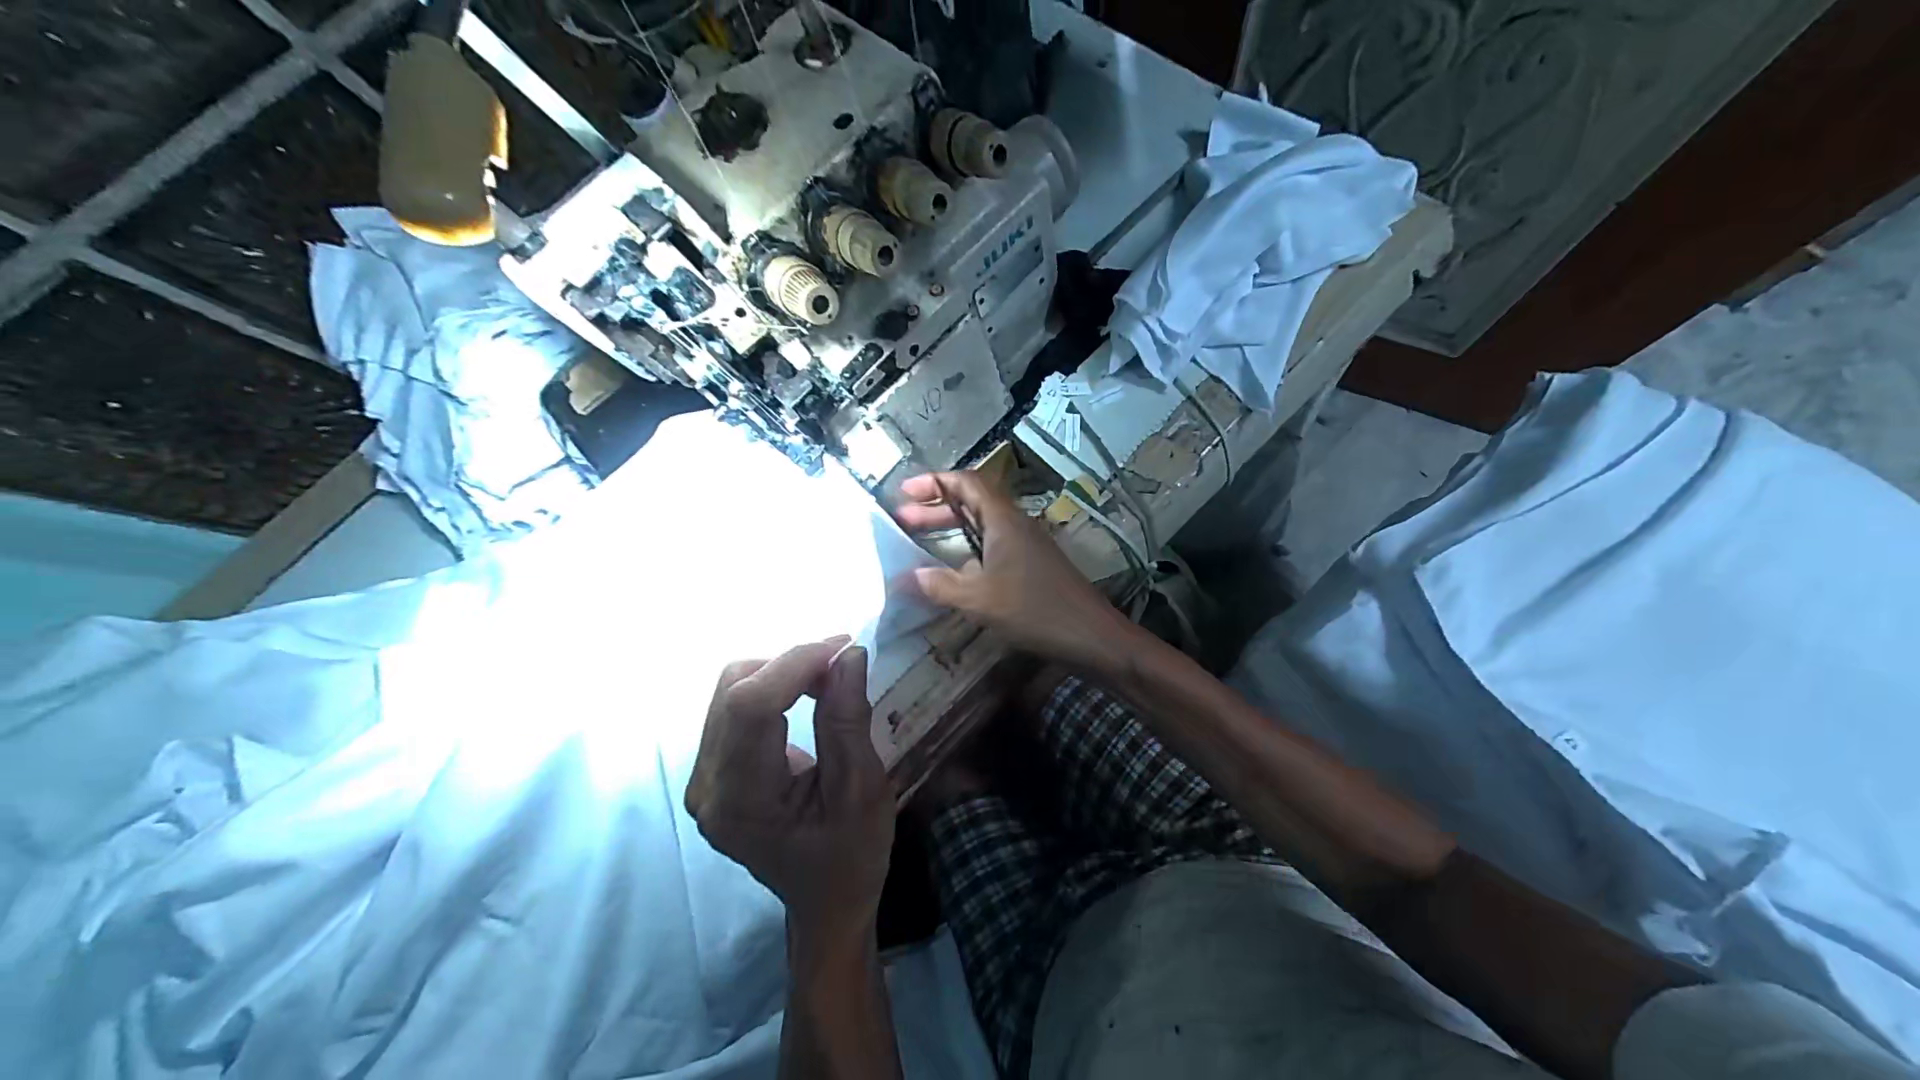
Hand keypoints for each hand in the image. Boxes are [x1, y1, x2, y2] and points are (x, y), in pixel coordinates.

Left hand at [685, 639, 894, 942]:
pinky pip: (733, 706)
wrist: (825, 902)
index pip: (750, 706)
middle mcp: (707, 787)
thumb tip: (848, 654)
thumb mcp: (863, 791)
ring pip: (730, 689)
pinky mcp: (711, 769)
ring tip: (828, 678)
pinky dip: (772, 687)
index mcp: (742, 802)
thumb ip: (847, 721)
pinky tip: (804, 694)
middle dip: (790, 663)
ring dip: (781, 671)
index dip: (795, 664)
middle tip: (842, 664)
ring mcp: (702, 779)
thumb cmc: (851, 857)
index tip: (844, 648)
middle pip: (734, 690)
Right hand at [894, 471, 1144, 672]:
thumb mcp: (979, 599)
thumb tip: (905, 577)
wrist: (1091, 635)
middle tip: (903, 522)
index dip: (934, 482)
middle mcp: (1015, 525)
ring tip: (919, 544)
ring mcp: (1025, 546)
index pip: (966, 482)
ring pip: (982, 526)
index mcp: (1003, 520)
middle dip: (936, 508)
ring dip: (951, 530)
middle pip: (972, 502)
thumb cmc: (1034, 610)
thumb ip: (940, 585)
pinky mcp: (1031, 566)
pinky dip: (967, 551)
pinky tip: (953, 573)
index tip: (904, 493)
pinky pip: (992, 547)